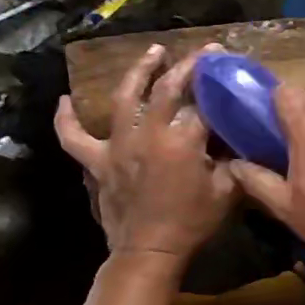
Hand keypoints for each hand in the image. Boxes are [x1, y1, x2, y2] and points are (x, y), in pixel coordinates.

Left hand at [53, 44, 237, 260]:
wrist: (148, 253)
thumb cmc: (192, 223)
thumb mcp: (226, 190)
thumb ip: (233, 160)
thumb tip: (239, 138)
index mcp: (183, 142)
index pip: (204, 103)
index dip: (217, 81)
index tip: (228, 66)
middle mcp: (149, 135)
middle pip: (167, 89)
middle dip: (186, 66)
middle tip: (200, 53)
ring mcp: (118, 146)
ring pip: (125, 98)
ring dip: (138, 71)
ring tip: (151, 52)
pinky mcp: (97, 162)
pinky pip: (74, 138)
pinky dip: (66, 119)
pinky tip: (64, 101)